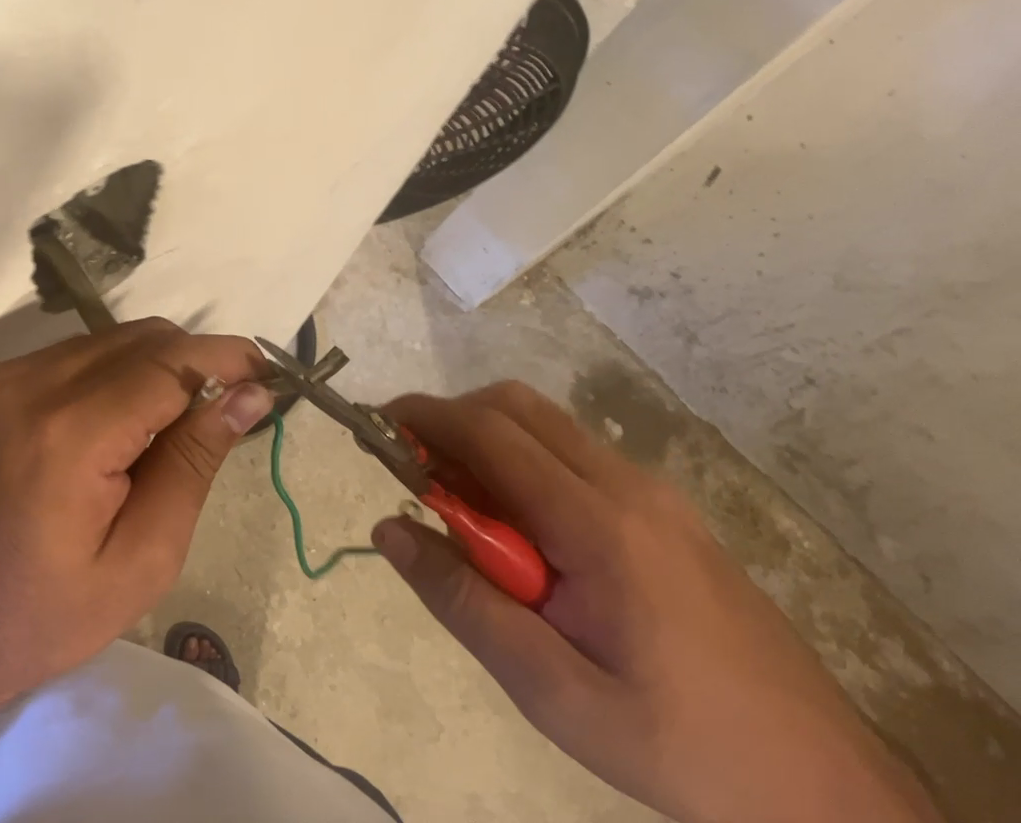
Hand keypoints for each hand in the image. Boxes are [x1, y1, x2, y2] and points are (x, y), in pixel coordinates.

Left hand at [0, 320, 269, 822]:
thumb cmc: (55, 610)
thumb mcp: (146, 554)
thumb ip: (194, 461)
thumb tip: (249, 393)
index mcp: (68, 435)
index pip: (165, 363)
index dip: (222, 360)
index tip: (267, 373)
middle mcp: (27, 387)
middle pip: (136, 339)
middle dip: (191, 362)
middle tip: (225, 410)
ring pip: (103, 340)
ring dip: (150, 367)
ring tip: (169, 428)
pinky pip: (68, 356)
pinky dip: (107, 374)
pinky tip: (117, 426)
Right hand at [371, 383, 937, 822]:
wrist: (819, 783)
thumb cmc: (674, 741)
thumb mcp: (549, 690)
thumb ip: (463, 602)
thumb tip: (387, 529)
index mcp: (601, 526)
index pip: (490, 432)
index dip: (421, 418)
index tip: (372, 431)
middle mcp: (632, 489)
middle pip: (518, 408)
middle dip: (450, 421)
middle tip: (409, 476)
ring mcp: (658, 499)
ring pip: (549, 428)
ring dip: (487, 444)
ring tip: (457, 516)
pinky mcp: (670, 518)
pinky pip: (577, 460)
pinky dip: (524, 467)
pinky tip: (517, 539)